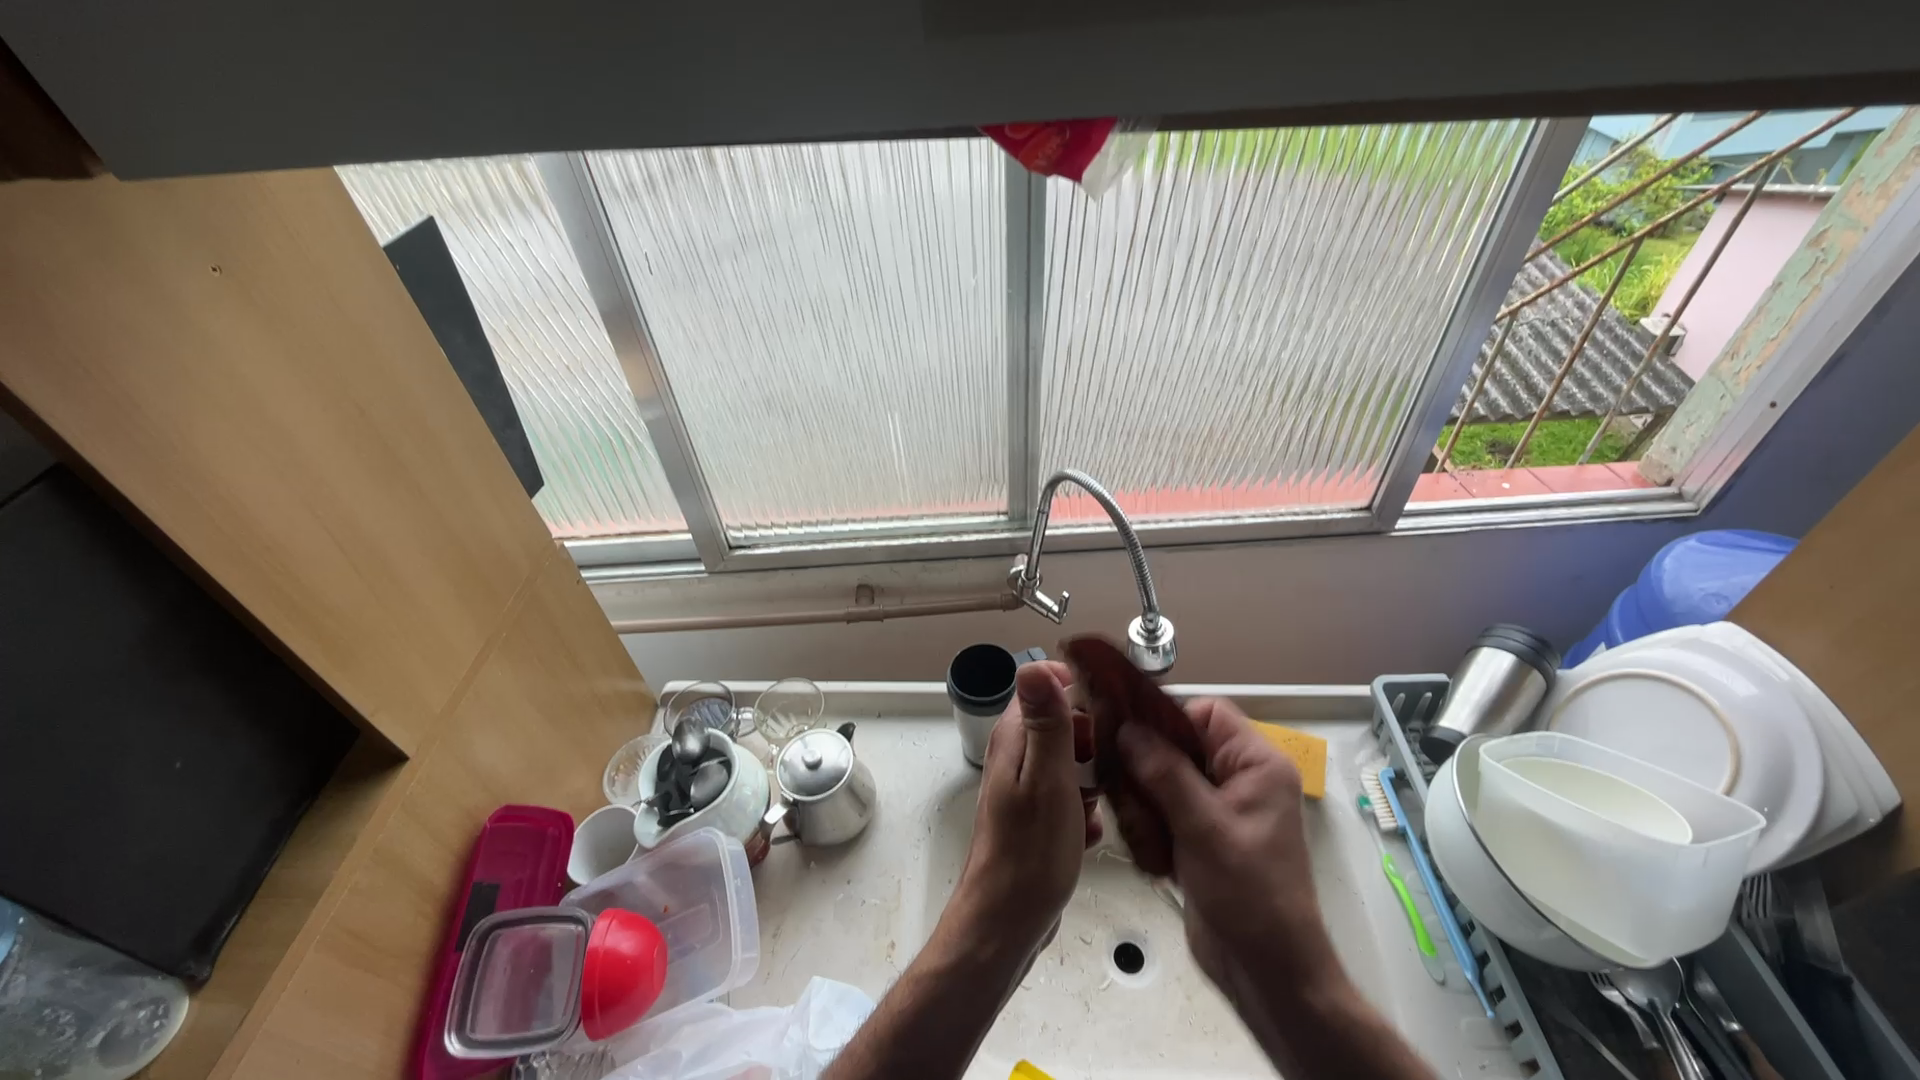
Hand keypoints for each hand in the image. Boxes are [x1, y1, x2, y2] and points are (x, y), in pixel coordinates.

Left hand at [945, 661, 1099, 958]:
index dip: (1081, 693)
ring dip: (1092, 782)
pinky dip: (1084, 813)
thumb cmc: (1030, 855)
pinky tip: (1088, 835)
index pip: (1046, 686)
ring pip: (1072, 764)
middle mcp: (1015, 757)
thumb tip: (1035, 665)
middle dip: (1093, 744)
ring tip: (1096, 808)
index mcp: (1013, 739)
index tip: (1110, 715)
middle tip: (1105, 773)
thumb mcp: (1048, 781)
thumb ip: (1046, 724)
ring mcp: (1024, 788)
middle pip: (1065, 725)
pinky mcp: (1035, 817)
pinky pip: (1070, 798)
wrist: (1008, 923)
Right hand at [1113, 697, 1345, 1018]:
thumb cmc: (1250, 896)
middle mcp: (1241, 780)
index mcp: (1257, 765)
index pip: (1206, 713)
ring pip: (1167, 778)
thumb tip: (1127, 728)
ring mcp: (1221, 810)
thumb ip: (1164, 772)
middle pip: (1182, 744)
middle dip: (1147, 760)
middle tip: (1112, 771)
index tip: (1124, 729)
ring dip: (1145, 796)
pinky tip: (1143, 844)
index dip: (1165, 716)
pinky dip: (1150, 822)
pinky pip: (1167, 810)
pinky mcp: (1203, 836)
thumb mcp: (1204, 827)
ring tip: (1131, 818)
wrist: (1267, 971)